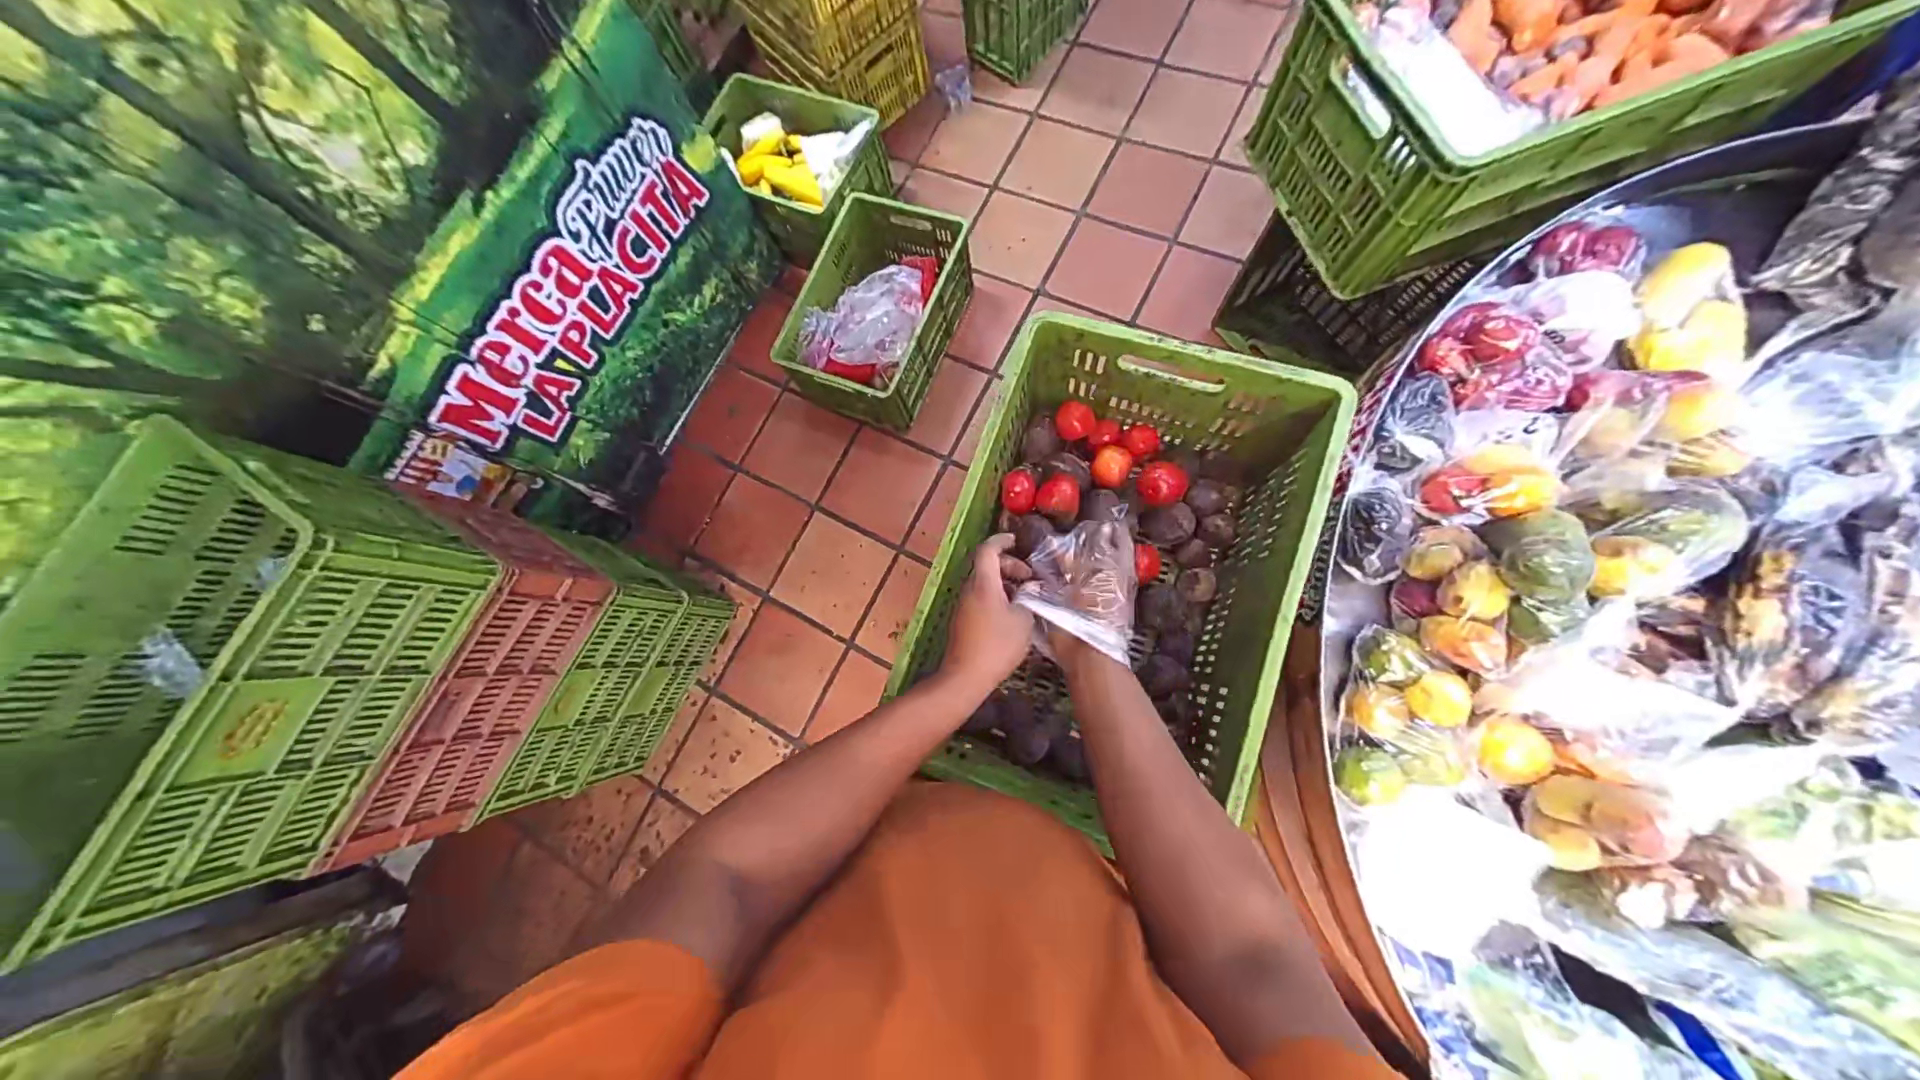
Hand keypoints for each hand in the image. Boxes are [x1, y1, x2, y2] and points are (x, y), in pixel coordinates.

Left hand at [940, 534, 1034, 691]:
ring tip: (1025, 597)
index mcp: (983, 583)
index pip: (988, 549)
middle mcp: (969, 589)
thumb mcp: (1023, 620)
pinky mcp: (963, 620)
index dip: (1002, 540)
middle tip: (1029, 578)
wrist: (966, 676)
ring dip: (1005, 583)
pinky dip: (997, 596)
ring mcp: (963, 605)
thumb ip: (1029, 599)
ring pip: (984, 582)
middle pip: (987, 565)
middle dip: (1010, 565)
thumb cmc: (997, 645)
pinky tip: (1012, 614)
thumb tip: (1030, 589)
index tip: (1017, 540)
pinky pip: (980, 598)